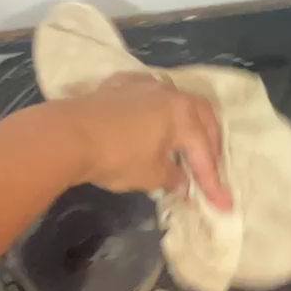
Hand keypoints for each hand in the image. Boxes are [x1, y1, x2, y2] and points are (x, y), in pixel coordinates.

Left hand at [37, 72, 233, 209]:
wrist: (67, 135)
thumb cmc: (116, 157)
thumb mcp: (150, 175)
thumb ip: (173, 177)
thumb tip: (182, 182)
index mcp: (183, 115)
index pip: (204, 153)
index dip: (213, 182)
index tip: (223, 204)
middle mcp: (169, 94)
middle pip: (201, 116)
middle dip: (209, 144)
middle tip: (210, 167)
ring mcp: (143, 85)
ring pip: (177, 99)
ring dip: (188, 121)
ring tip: (187, 140)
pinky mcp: (119, 86)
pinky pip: (149, 93)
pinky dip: (159, 108)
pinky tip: (153, 116)